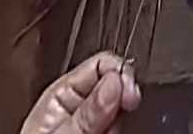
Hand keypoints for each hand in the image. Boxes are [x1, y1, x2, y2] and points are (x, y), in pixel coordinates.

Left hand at [20, 51, 140, 133]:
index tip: (132, 93)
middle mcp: (77, 110)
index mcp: (61, 98)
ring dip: (119, 125)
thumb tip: (116, 79)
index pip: (101, 65)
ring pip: (120, 115)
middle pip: (115, 89)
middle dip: (121, 103)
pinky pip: (117, 131)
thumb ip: (86, 112)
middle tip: (118, 119)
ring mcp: (89, 130)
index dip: (120, 73)